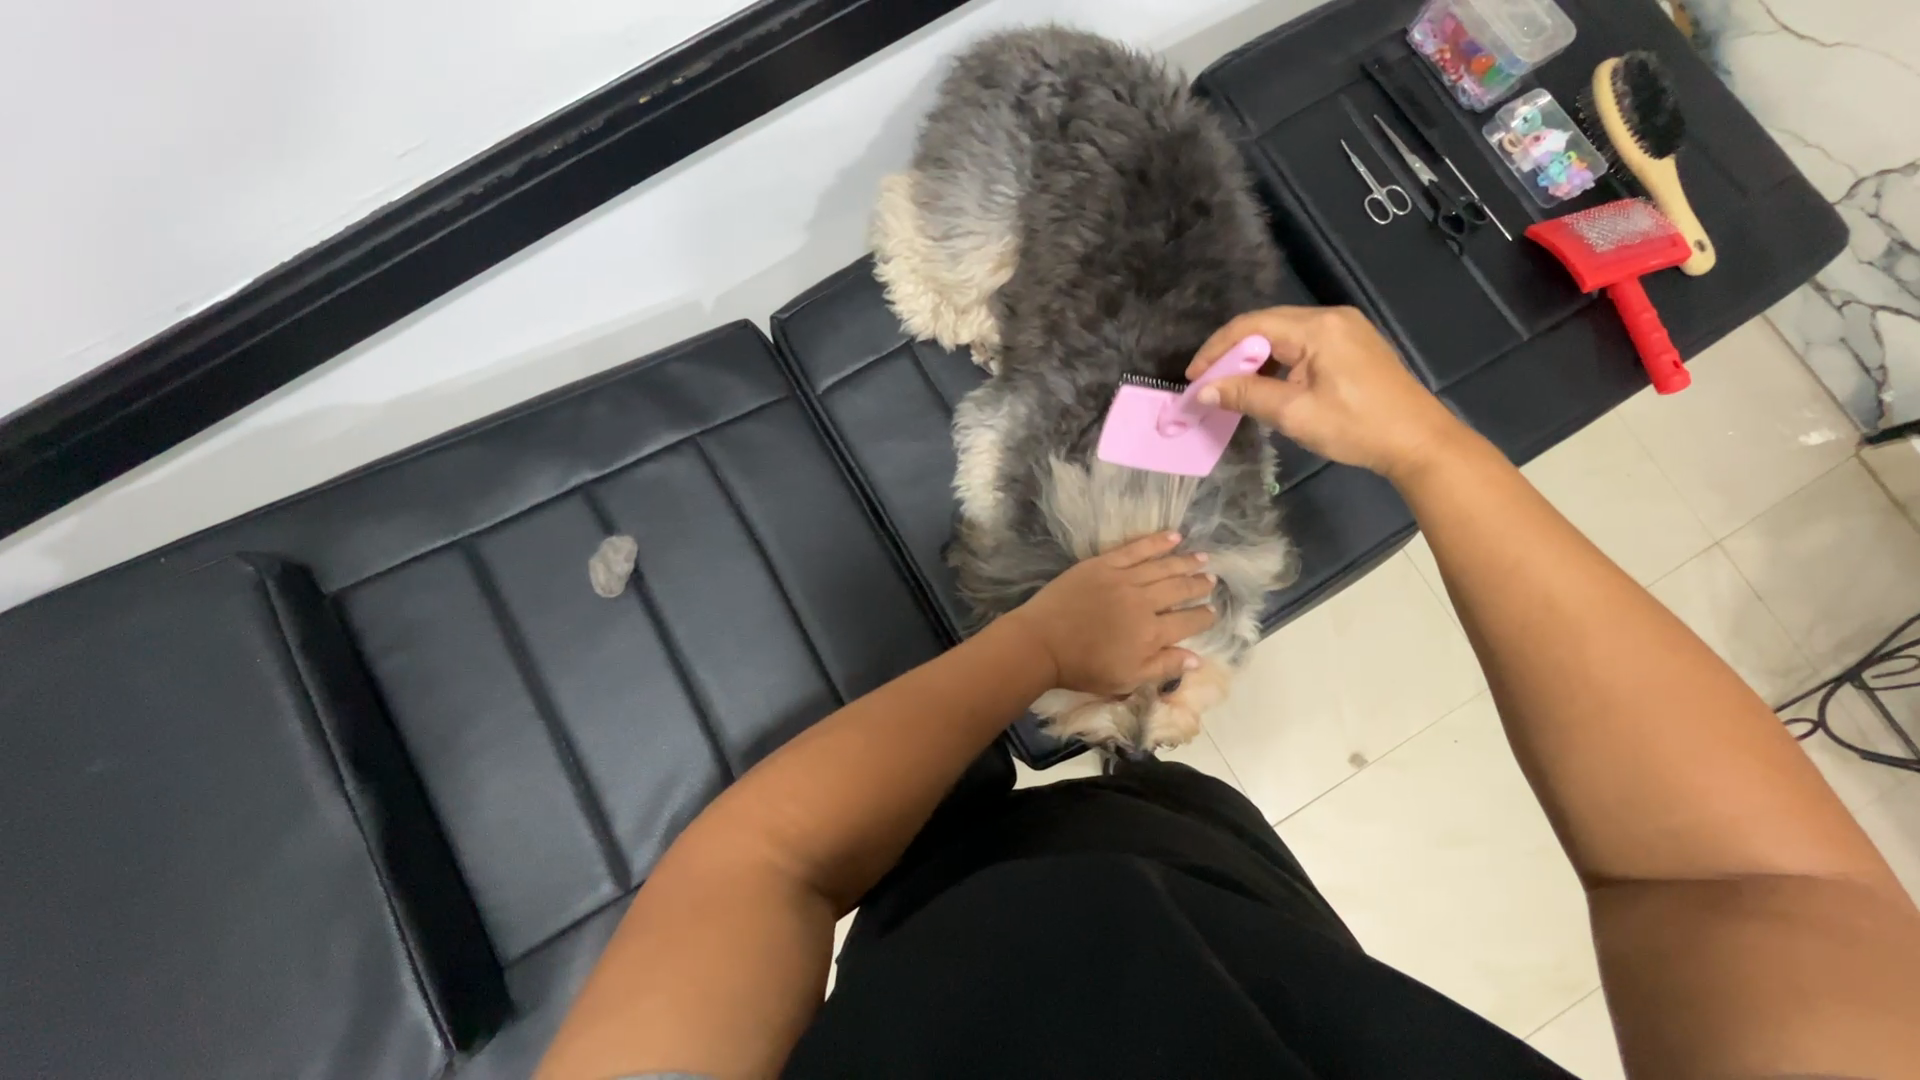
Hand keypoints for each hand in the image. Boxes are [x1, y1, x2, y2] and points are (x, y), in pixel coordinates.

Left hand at [1002, 531, 1217, 695]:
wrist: (1041, 643)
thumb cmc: (1082, 667)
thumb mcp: (1127, 679)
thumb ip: (1163, 667)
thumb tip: (1197, 658)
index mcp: (1152, 634)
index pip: (1188, 622)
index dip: (1204, 617)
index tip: (1213, 611)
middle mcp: (1144, 602)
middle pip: (1179, 589)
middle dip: (1199, 585)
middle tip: (1212, 580)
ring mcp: (1124, 579)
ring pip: (1163, 566)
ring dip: (1186, 562)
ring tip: (1203, 558)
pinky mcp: (1103, 564)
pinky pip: (1136, 549)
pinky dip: (1157, 541)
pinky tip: (1174, 536)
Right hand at [1187, 306, 1469, 481]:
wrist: (1418, 441)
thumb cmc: (1356, 427)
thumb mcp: (1294, 414)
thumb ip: (1245, 396)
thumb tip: (1204, 391)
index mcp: (1318, 328)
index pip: (1251, 326)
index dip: (1216, 350)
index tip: (1193, 378)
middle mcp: (1331, 318)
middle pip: (1265, 325)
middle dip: (1231, 354)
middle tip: (1208, 384)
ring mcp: (1344, 329)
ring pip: (1282, 335)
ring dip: (1253, 359)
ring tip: (1231, 387)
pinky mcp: (1351, 345)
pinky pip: (1301, 344)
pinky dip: (1276, 362)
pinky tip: (1265, 385)